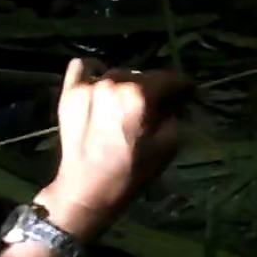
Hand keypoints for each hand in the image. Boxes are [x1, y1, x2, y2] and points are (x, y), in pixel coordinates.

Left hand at [35, 59, 189, 241]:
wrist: (87, 190)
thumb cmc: (131, 172)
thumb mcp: (167, 146)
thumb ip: (174, 116)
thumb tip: (175, 102)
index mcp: (140, 94)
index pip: (170, 78)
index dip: (183, 87)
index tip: (187, 95)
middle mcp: (114, 81)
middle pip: (142, 75)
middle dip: (153, 89)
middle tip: (155, 106)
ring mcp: (89, 84)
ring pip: (116, 73)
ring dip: (125, 85)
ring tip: (125, 104)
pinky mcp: (69, 91)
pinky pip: (83, 66)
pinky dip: (94, 73)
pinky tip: (99, 88)